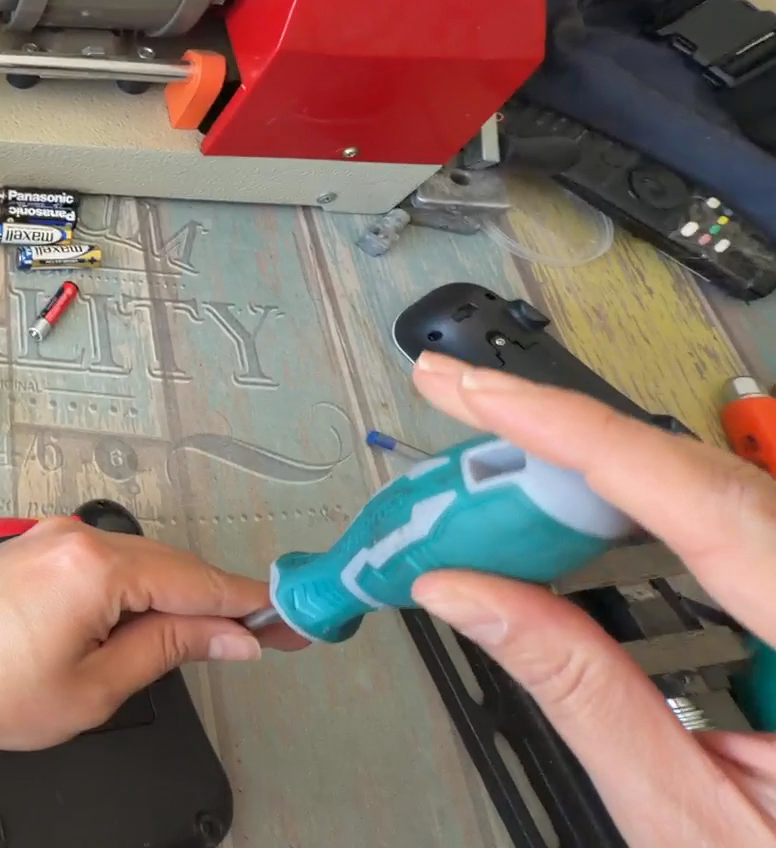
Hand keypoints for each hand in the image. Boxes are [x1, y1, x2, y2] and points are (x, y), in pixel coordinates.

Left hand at [0, 519, 301, 754]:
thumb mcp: (93, 687)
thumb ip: (166, 650)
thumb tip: (225, 636)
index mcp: (94, 566)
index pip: (198, 581)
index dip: (252, 605)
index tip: (293, 622)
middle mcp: (70, 537)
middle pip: (168, 565)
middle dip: (215, 602)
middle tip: (259, 639)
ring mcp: (44, 537)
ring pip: (134, 561)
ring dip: (172, 595)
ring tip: (207, 637)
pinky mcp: (27, 546)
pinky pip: (99, 559)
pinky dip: (132, 586)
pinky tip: (145, 616)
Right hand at [409, 352, 775, 844]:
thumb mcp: (696, 823)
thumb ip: (582, 692)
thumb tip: (459, 590)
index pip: (712, 509)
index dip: (576, 434)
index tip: (471, 390)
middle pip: (713, 485)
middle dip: (565, 439)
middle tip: (457, 405)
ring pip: (724, 494)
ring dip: (591, 466)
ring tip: (493, 461)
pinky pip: (737, 525)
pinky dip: (638, 500)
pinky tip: (571, 499)